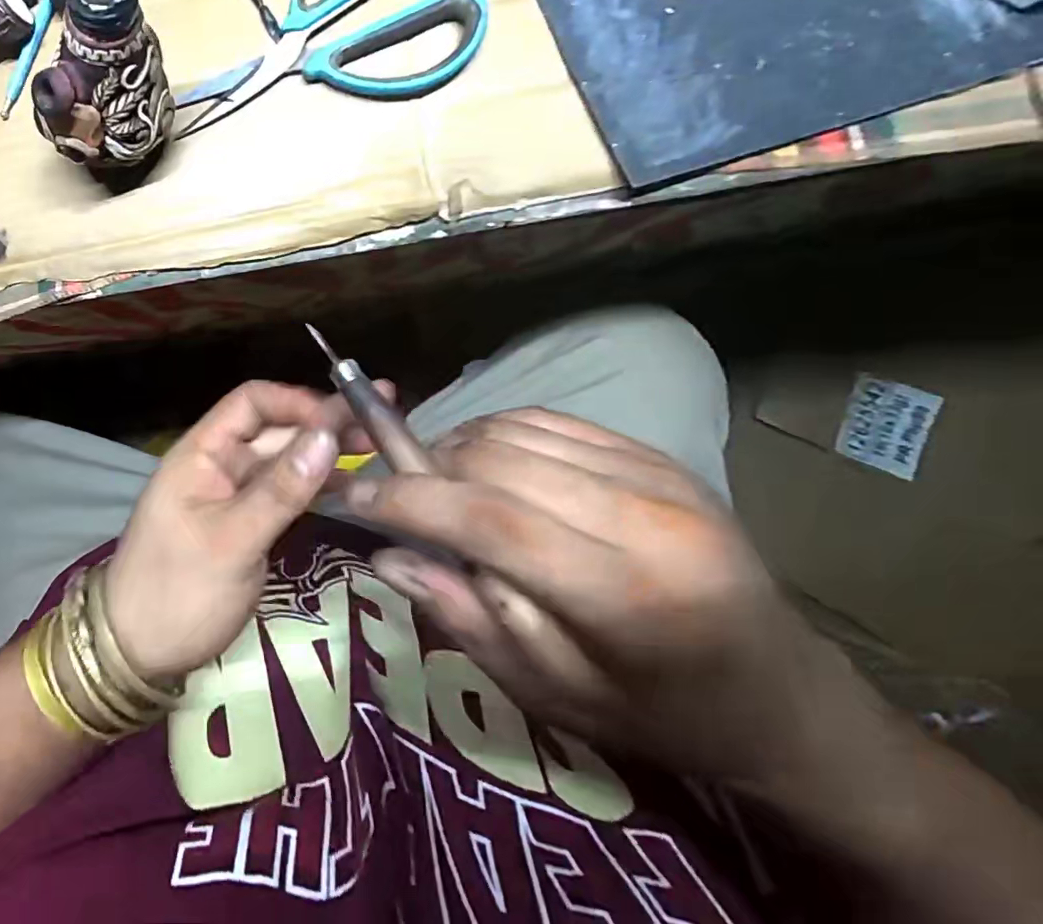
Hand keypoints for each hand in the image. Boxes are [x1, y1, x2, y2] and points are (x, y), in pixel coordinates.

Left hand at [103, 381, 380, 679]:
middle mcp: (217, 467)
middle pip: (273, 430)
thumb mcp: (232, 540)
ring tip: (380, 449)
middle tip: (385, 422)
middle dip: (323, 424)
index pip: (250, 403)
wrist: (138, 649)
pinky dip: (313, 488)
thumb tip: (328, 435)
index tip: (347, 417)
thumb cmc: (179, 590)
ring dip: (324, 454)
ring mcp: (231, 498)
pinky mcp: (244, 527)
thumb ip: (281, 489)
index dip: (298, 402)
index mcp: (200, 455)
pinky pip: (282, 495)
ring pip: (282, 463)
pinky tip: (352, 488)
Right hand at [345, 408, 880, 792]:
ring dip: (453, 450)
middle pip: (492, 462)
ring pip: (511, 430)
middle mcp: (646, 518)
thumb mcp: (548, 693)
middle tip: (396, 501)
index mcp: (624, 594)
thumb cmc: (653, 711)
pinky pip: (544, 421)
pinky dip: (492, 436)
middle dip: (424, 473)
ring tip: (437, 487)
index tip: (353, 497)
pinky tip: (482, 469)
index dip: (408, 499)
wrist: (779, 694)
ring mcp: (658, 476)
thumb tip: (388, 555)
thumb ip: (464, 618)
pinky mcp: (657, 455)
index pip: (489, 519)